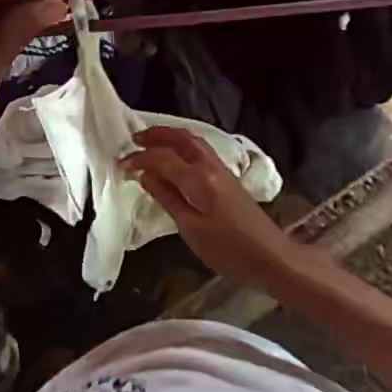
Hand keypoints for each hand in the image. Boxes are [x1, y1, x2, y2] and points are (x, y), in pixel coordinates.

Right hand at [122, 126, 307, 283]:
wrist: (271, 256)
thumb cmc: (228, 249)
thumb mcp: (190, 229)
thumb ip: (167, 198)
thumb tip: (146, 176)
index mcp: (198, 179)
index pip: (162, 158)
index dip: (139, 159)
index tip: (120, 166)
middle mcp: (209, 167)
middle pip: (181, 138)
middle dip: (156, 135)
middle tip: (133, 139)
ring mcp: (221, 171)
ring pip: (192, 142)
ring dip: (169, 138)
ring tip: (150, 143)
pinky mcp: (228, 178)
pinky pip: (200, 151)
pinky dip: (182, 147)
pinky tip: (174, 158)